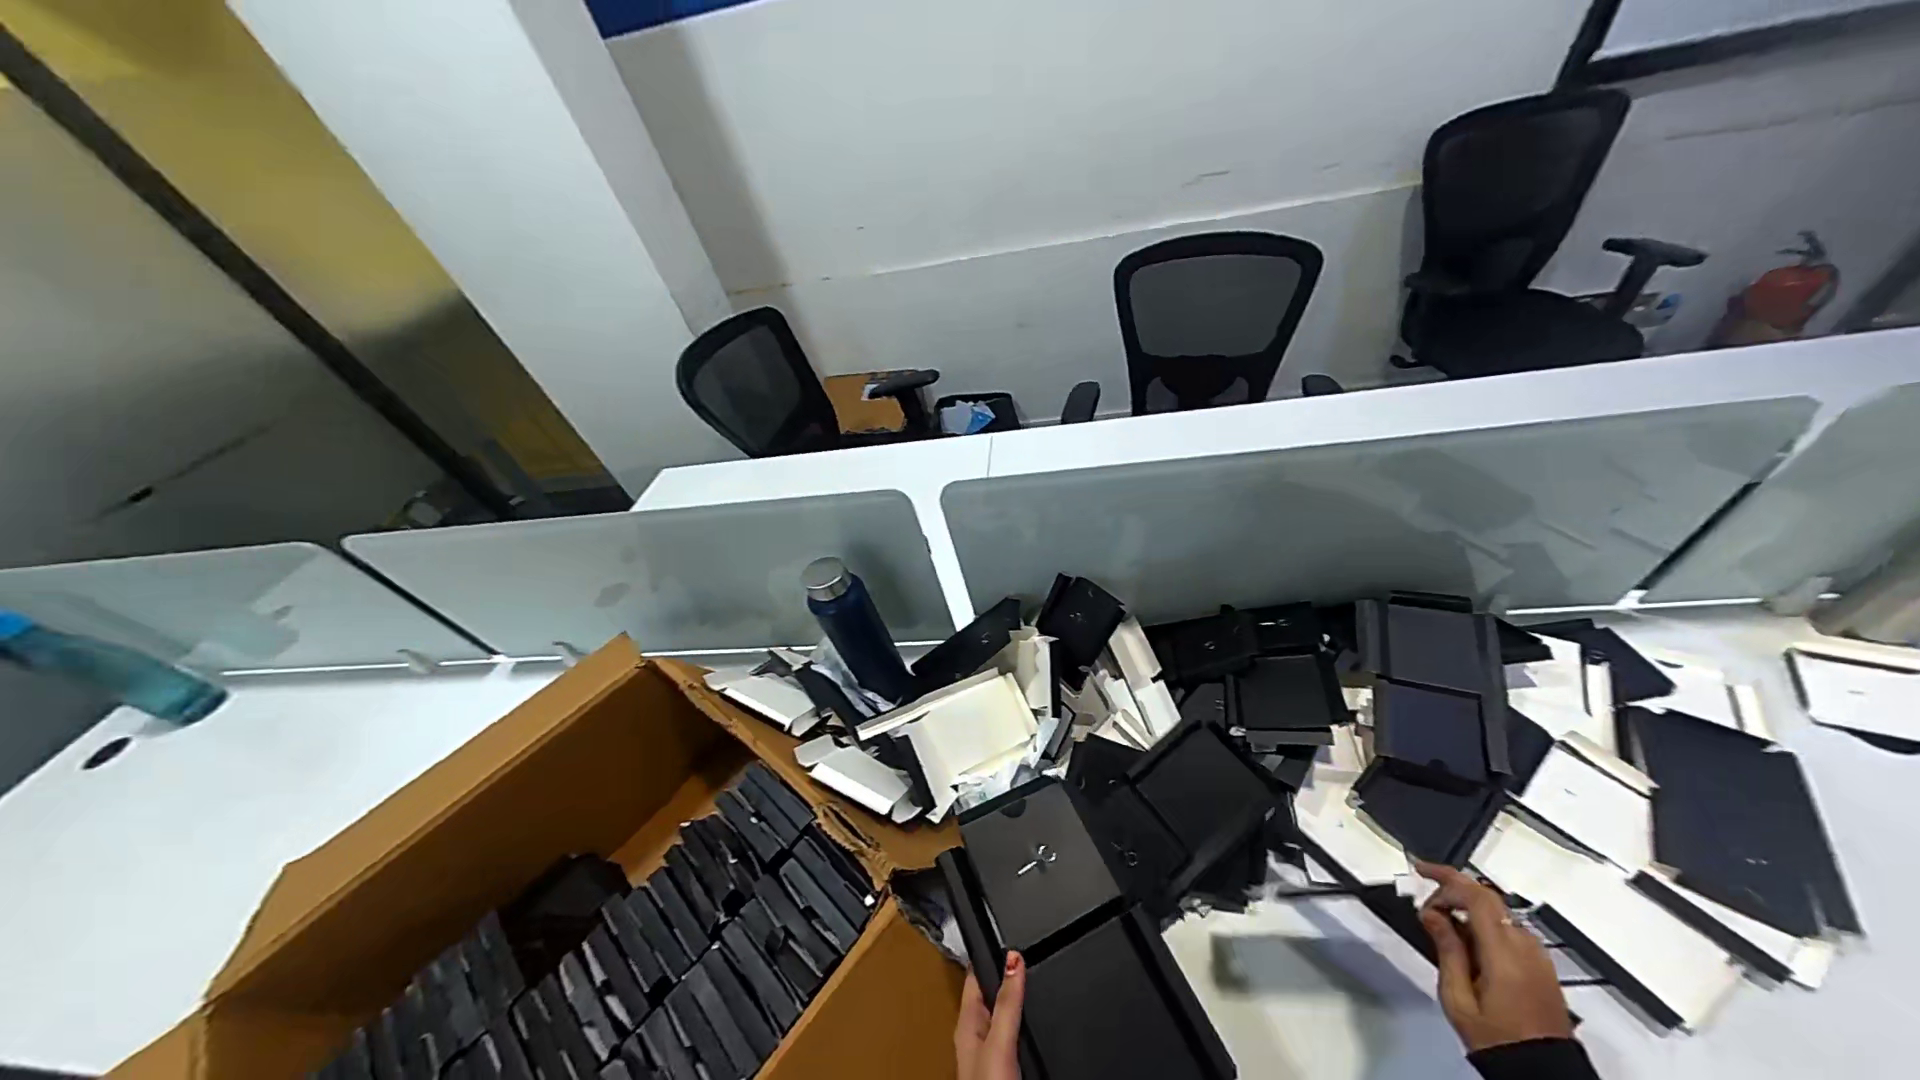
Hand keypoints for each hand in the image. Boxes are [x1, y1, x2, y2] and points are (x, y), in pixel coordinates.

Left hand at [955, 951, 1025, 1079]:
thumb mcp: (999, 1042)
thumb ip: (1006, 1002)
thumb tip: (1013, 958)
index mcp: (968, 1024)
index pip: (974, 976)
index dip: (986, 955)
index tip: (998, 936)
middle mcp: (976, 1037)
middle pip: (988, 994)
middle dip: (1001, 975)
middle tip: (1015, 953)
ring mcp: (989, 1054)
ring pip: (998, 1014)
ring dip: (1009, 998)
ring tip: (1020, 980)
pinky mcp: (1003, 1070)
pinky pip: (1009, 1035)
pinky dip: (1017, 1022)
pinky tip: (1023, 1023)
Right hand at [1416, 862, 1571, 1052]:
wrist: (1543, 1073)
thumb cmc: (1499, 1040)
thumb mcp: (1457, 997)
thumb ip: (1446, 949)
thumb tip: (1432, 915)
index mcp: (1504, 955)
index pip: (1476, 896)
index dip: (1447, 877)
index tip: (1421, 872)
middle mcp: (1526, 949)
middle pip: (1487, 899)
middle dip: (1452, 892)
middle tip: (1427, 906)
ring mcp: (1538, 957)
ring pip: (1497, 914)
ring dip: (1467, 911)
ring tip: (1443, 930)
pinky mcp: (1543, 966)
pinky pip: (1510, 930)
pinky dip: (1484, 925)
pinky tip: (1468, 943)